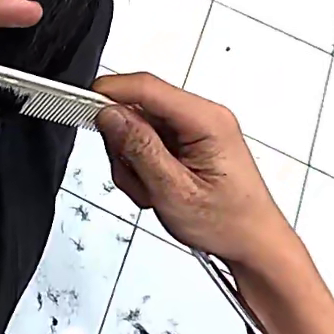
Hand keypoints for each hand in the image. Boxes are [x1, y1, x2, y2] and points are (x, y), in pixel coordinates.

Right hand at [93, 73, 300, 270]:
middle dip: (121, 143)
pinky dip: (137, 165)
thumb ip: (139, 148)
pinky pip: (141, 140)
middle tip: (132, 175)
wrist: (253, 246)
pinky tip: (154, 186)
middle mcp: (200, 117)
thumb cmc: (228, 223)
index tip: (80, 109)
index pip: (145, 87)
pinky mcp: (182, 140)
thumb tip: (109, 113)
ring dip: (129, 160)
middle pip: (134, 107)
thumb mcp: (175, 190)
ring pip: (133, 126)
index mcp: (206, 120)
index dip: (108, 93)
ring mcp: (190, 129)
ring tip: (149, 188)